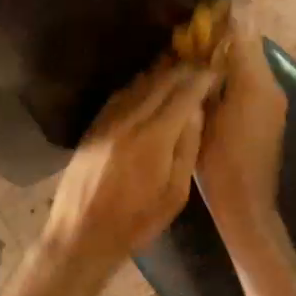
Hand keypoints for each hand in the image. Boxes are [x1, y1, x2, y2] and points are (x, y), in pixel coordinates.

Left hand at [43, 63, 217, 270]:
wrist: (80, 233)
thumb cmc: (135, 221)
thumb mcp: (174, 195)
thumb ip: (187, 149)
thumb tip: (195, 111)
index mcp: (155, 137)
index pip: (184, 95)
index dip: (202, 79)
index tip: (215, 69)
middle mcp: (130, 119)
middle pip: (161, 81)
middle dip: (184, 69)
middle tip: (200, 62)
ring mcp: (109, 119)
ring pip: (139, 82)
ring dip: (161, 72)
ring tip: (179, 66)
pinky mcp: (94, 124)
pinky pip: (121, 93)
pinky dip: (140, 84)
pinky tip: (149, 84)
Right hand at [197, 17, 286, 231]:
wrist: (247, 206)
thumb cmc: (220, 164)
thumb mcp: (203, 118)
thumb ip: (204, 79)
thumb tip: (197, 49)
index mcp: (254, 83)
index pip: (243, 32)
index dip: (223, 16)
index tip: (200, 8)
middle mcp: (270, 86)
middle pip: (249, 44)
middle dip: (223, 34)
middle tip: (190, 32)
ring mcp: (273, 101)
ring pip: (251, 62)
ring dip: (228, 54)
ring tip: (195, 52)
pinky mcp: (270, 114)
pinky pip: (252, 80)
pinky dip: (234, 73)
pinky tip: (209, 81)